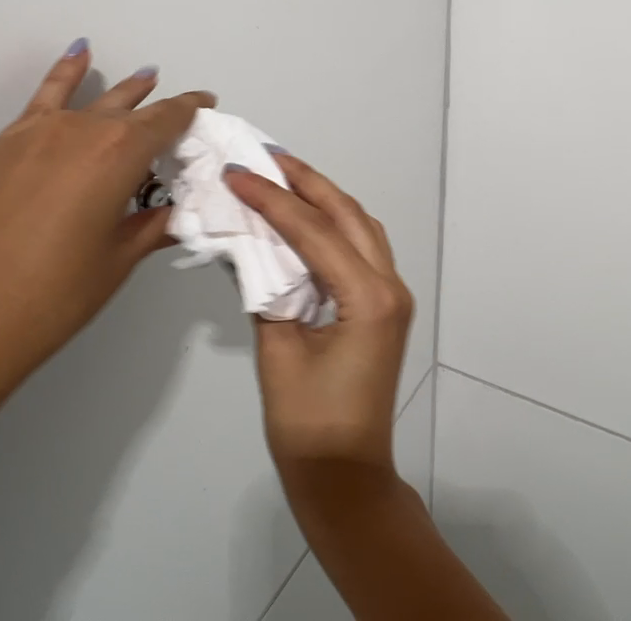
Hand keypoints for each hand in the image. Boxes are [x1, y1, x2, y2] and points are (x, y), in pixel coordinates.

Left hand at [0, 41, 214, 488]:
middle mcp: (78, 130)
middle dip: (158, 105)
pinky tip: (73, 61)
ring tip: (143, 75)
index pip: (167, 119)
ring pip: (84, 100)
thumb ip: (150, 226)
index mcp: (119, 153)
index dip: (191, 111)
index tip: (208, 105)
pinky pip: (39, 104)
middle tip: (180, 108)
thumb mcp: (116, 262)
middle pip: (128, 108)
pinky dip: (62, 80)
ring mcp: (29, 136)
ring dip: (117, 90)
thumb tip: (176, 212)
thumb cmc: (49, 298)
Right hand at [226, 154, 413, 475]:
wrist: (344, 473)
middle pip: (348, 215)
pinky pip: (361, 250)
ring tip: (282, 176)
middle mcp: (390, 286)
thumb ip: (267, 290)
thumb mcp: (278, 351)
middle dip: (307, 182)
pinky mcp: (383, 306)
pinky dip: (333, 226)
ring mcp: (392, 295)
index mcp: (368, 297)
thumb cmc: (307, 423)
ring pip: (360, 227)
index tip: (238, 173)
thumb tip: (251, 246)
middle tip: (266, 157)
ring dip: (323, 199)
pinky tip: (304, 218)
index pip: (315, 231)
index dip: (273, 199)